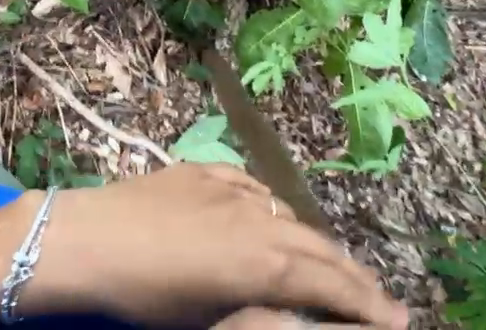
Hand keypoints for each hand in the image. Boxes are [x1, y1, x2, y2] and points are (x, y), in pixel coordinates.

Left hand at [24, 164, 406, 329]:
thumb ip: (270, 316)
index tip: (399, 321)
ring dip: (311, 238)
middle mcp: (255, 217)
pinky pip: (245, 183)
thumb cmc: (149, 297)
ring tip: (326, 259)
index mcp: (267, 261)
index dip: (371, 307)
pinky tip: (269, 212)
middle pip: (318, 247)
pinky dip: (267, 203)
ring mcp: (222, 187)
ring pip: (285, 213)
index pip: (334, 286)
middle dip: (353, 275)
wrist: (86, 239)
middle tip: (379, 298)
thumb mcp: (216, 321)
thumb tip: (304, 314)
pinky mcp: (192, 171)